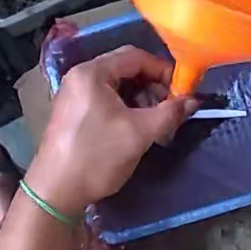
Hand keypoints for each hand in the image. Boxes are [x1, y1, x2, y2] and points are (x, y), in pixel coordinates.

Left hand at [25, 46, 197, 215]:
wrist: (56, 192)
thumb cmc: (97, 156)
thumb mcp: (140, 133)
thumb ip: (170, 113)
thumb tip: (194, 101)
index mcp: (92, 73)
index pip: (135, 56)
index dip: (163, 70)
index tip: (183, 89)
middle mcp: (80, 77)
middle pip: (126, 70)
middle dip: (153, 86)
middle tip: (171, 107)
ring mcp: (74, 95)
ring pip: (117, 87)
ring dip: (142, 99)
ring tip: (158, 121)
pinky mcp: (74, 113)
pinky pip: (106, 100)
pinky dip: (126, 108)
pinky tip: (138, 127)